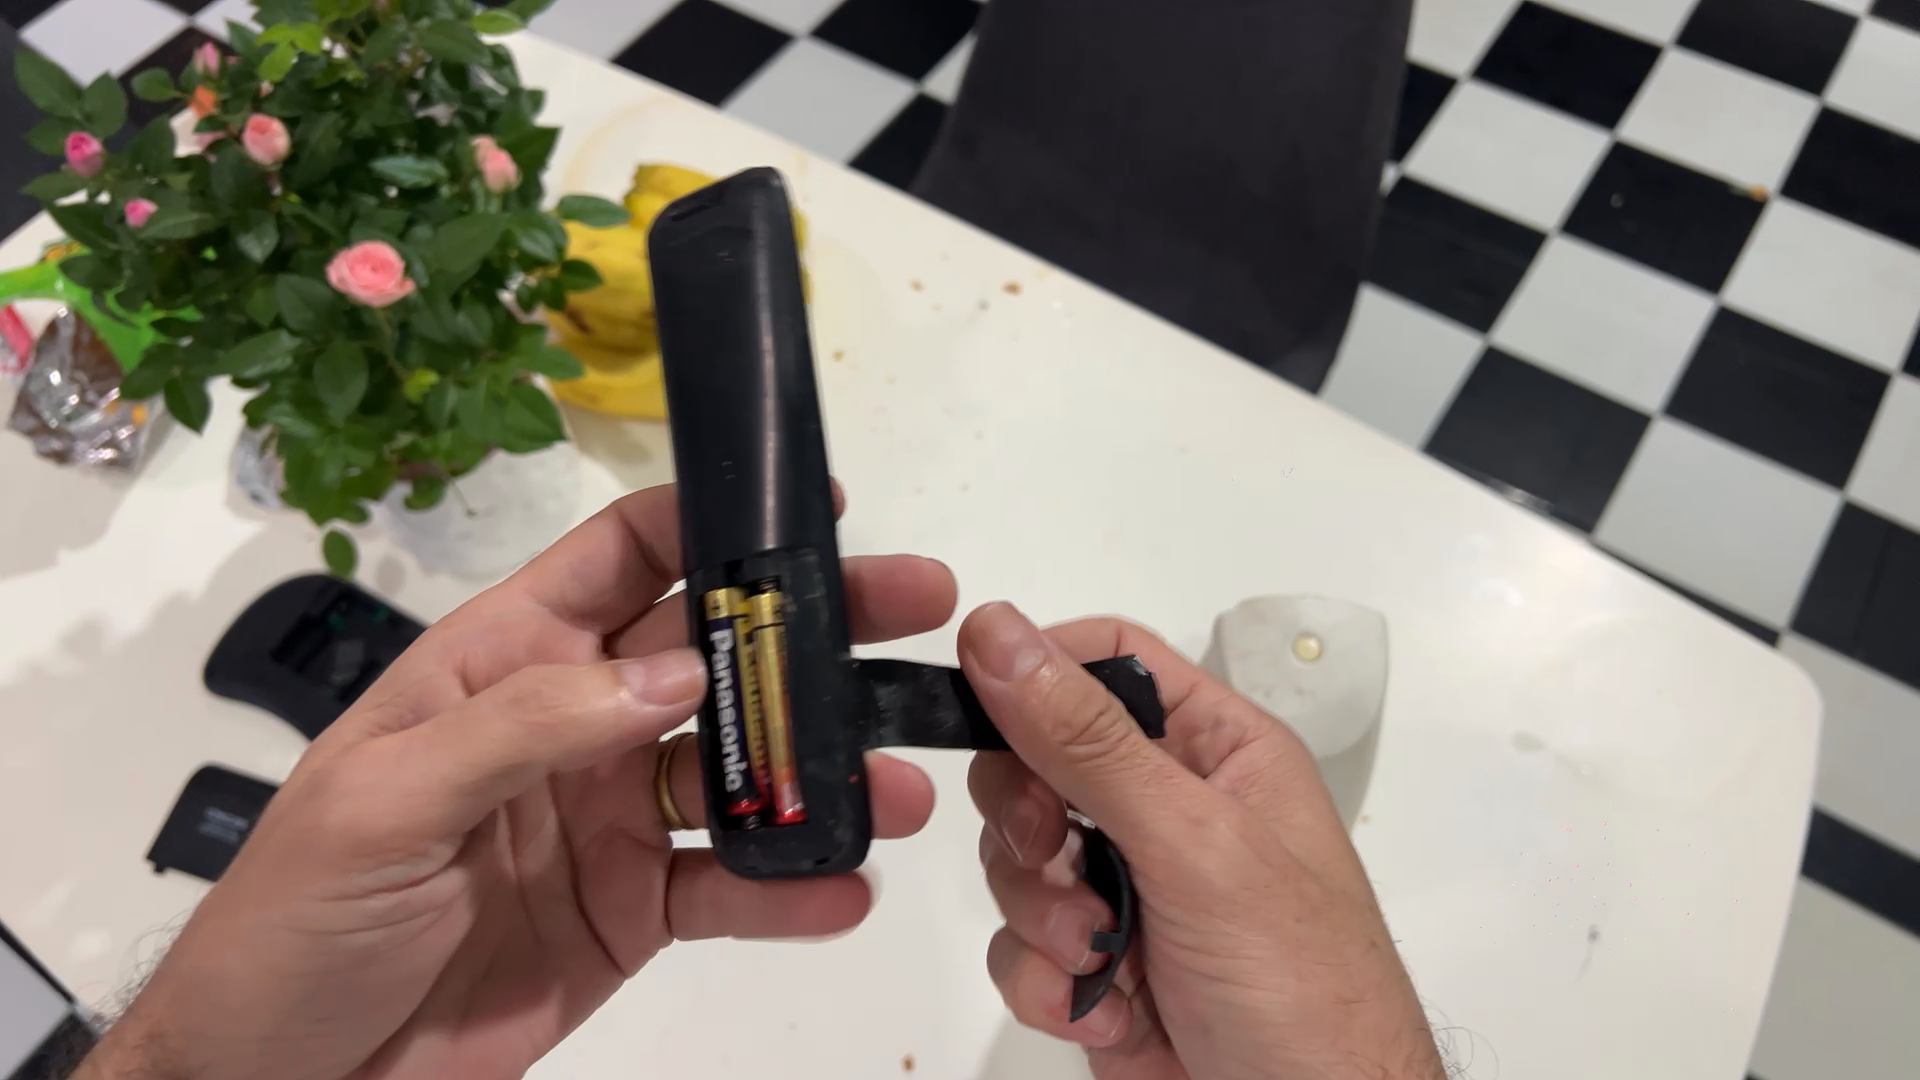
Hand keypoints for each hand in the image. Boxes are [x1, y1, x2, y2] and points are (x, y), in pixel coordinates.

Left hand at [80, 484, 956, 1079]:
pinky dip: (791, 889)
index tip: (811, 510)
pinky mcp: (649, 898)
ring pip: (750, 768)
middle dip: (818, 626)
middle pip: (722, 650)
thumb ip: (531, 725)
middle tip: (916, 603)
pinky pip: (735, 884)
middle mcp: (594, 715)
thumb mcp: (385, 800)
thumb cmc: (301, 921)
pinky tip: (845, 890)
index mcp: (522, 656)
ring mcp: (629, 807)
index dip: (715, 519)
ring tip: (905, 792)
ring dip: (829, 772)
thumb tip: (681, 678)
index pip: (629, 555)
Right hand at [959, 603, 1442, 1079]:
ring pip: (1016, 846)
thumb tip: (993, 627)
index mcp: (1210, 746)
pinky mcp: (1088, 956)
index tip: (979, 696)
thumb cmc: (1292, 984)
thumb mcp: (1193, 845)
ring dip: (1040, 908)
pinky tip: (1104, 1012)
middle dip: (1028, 811)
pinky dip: (1042, 976)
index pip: (1108, 658)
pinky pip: (1016, 934)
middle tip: (1051, 852)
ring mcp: (1121, 879)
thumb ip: (1087, 741)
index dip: (1041, 665)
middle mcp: (1160, 800)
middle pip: (1038, 751)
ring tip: (1096, 957)